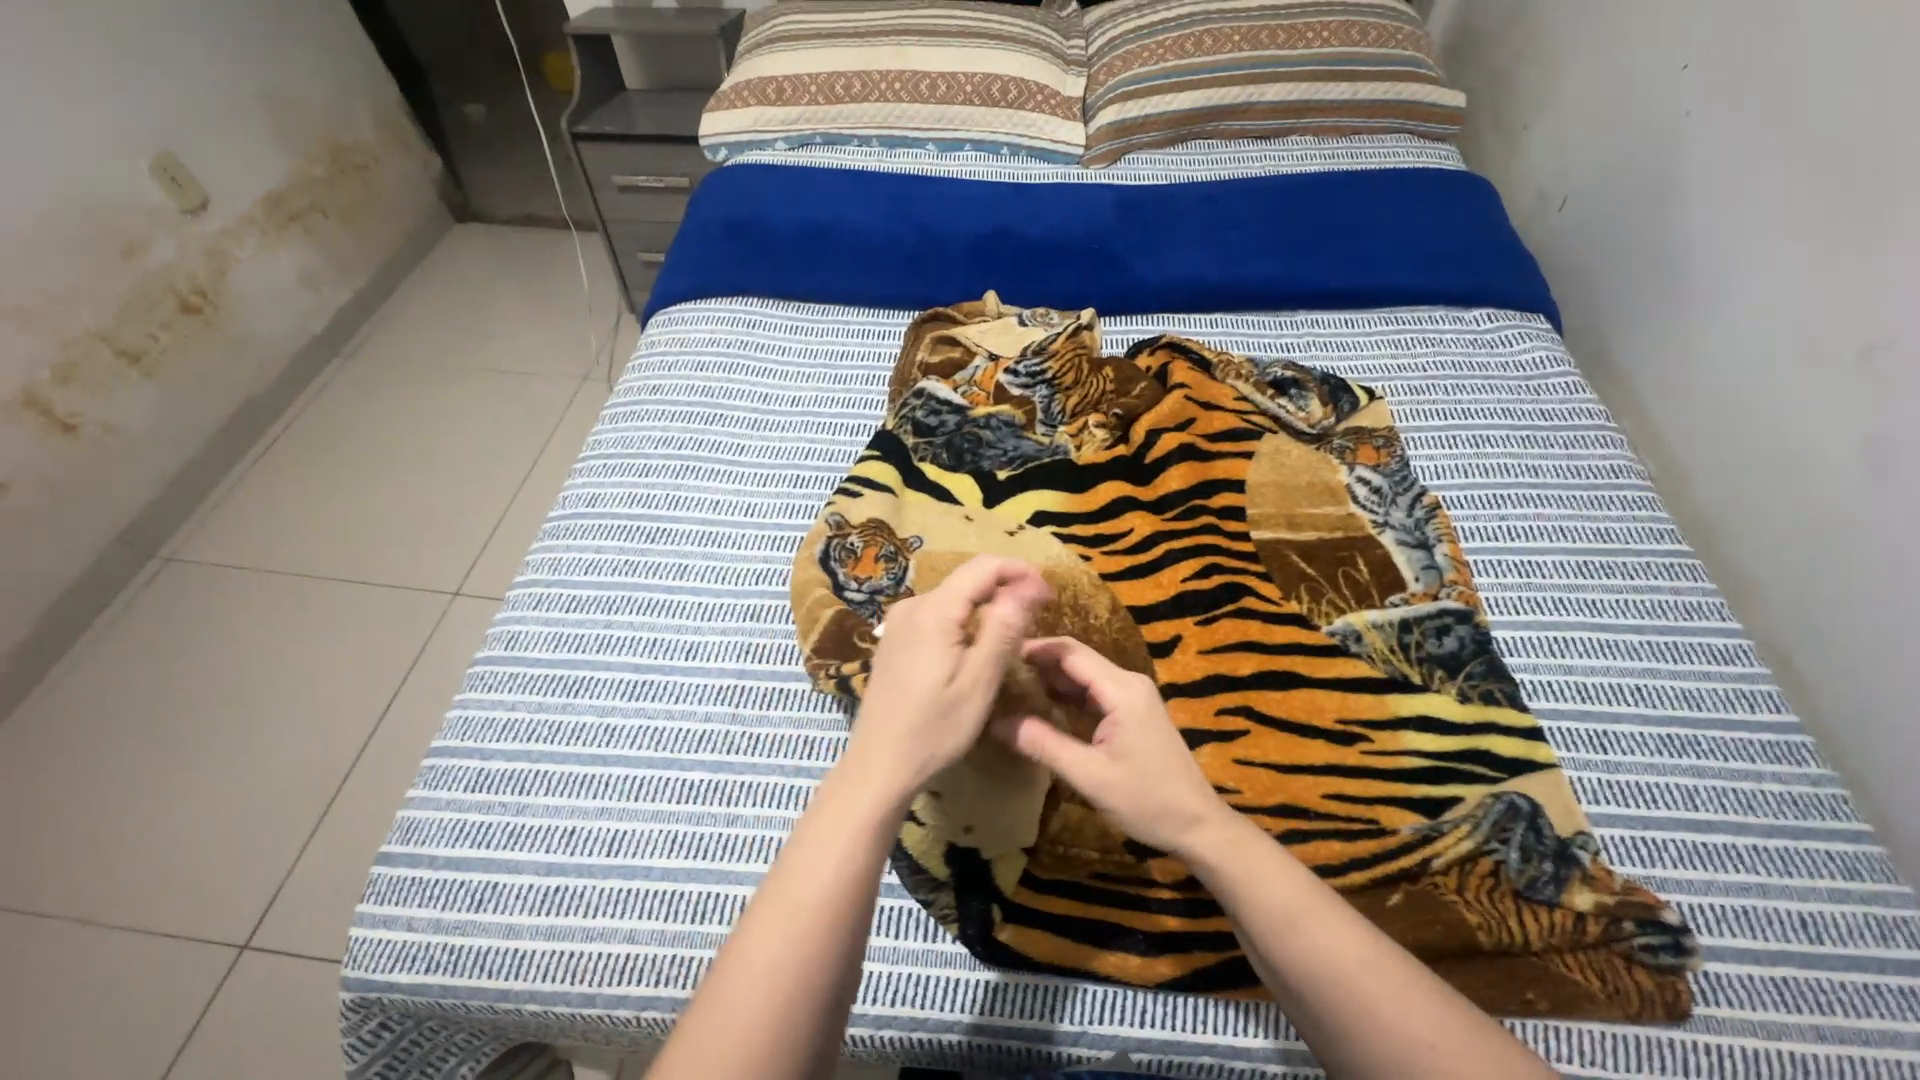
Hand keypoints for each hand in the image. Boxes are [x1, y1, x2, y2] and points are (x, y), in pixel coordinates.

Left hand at [841, 555, 1051, 802]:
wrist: (880, 764)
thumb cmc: (935, 729)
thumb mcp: (979, 681)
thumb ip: (1004, 628)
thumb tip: (1030, 585)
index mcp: (934, 611)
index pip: (983, 566)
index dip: (1021, 571)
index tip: (1050, 592)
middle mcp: (912, 606)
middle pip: (967, 579)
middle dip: (1006, 587)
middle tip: (1040, 613)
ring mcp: (899, 622)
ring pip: (953, 598)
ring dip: (986, 605)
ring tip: (1015, 631)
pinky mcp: (895, 640)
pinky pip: (937, 615)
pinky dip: (965, 621)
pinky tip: (979, 646)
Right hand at [991, 637, 1234, 856]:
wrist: (1197, 825)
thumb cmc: (1147, 801)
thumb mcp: (1089, 776)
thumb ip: (1043, 744)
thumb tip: (996, 722)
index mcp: (1122, 690)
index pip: (1069, 651)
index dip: (1032, 648)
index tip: (994, 653)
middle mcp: (1128, 683)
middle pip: (1075, 659)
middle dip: (1036, 663)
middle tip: (994, 673)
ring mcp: (1132, 697)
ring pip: (1083, 676)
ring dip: (1049, 680)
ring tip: (1007, 688)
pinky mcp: (1132, 713)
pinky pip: (1092, 693)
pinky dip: (1065, 696)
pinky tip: (1037, 707)